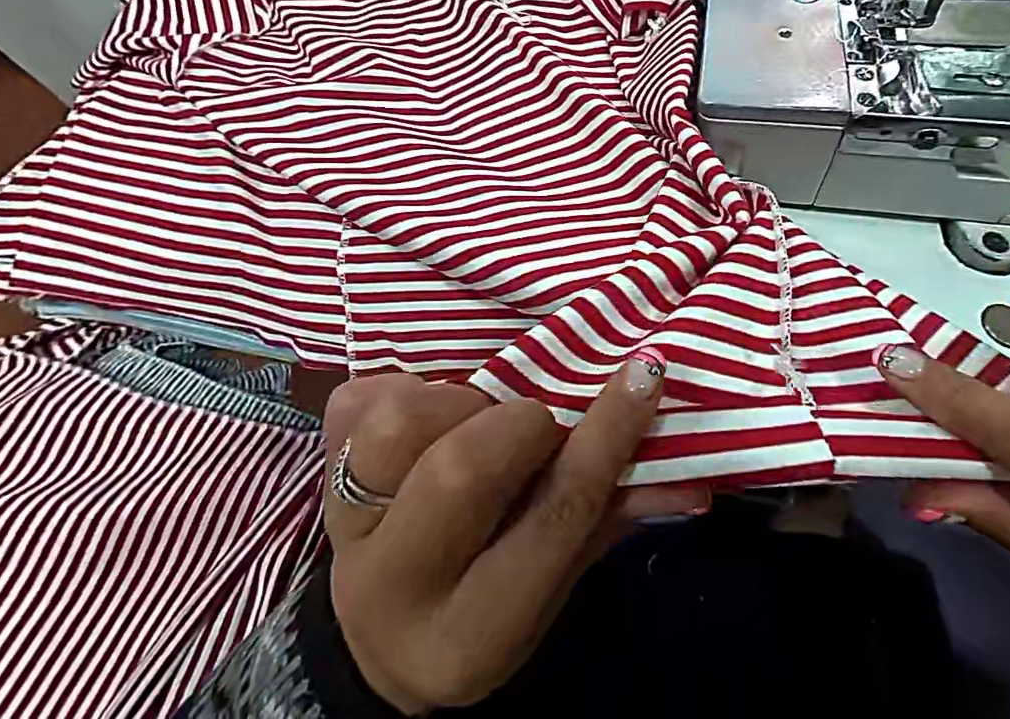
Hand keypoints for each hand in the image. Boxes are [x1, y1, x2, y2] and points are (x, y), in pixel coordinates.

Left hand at [322, 357, 700, 712]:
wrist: (377, 638)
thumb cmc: (486, 605)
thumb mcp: (554, 583)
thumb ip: (614, 520)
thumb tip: (694, 479)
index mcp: (473, 629)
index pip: (556, 514)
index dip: (606, 435)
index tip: (645, 370)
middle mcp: (397, 585)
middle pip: (463, 470)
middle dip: (520, 425)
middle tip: (537, 424)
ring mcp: (343, 532)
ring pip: (399, 427)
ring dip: (455, 403)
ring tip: (474, 419)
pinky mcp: (314, 481)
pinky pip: (358, 404)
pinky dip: (401, 389)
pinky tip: (425, 414)